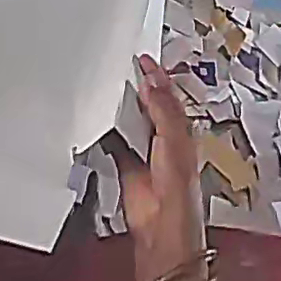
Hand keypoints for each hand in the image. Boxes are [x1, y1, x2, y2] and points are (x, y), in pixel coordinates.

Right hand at [113, 55, 204, 280]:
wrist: (161, 222)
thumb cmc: (177, 183)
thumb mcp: (172, 137)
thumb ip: (161, 109)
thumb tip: (150, 83)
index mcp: (180, 126)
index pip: (168, 94)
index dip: (157, 75)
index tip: (144, 59)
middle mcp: (164, 135)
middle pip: (150, 104)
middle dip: (140, 87)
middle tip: (125, 68)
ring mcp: (146, 151)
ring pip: (134, 122)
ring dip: (124, 107)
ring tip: (111, 87)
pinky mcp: (129, 166)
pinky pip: (117, 144)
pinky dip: (109, 134)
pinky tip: (100, 122)